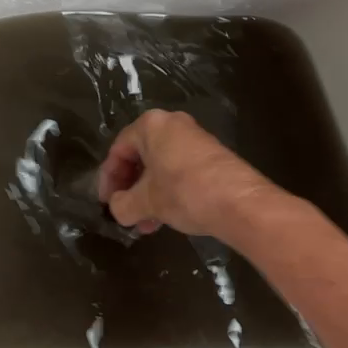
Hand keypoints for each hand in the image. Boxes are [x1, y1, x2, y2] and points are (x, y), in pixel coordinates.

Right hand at [97, 109, 280, 237]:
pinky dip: (169, 190)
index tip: (106, 203)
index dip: (109, 178)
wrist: (241, 203)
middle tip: (126, 213)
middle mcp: (172, 124)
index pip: (118, 149)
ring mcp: (194, 138)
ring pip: (161, 165)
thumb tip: (116, 210)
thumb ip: (123, 204)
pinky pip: (179, 169)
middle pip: (140, 156)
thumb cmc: (185, 192)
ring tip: (147, 223)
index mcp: (151, 125)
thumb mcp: (147, 201)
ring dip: (149, 194)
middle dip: (131, 188)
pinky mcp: (212, 156)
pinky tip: (168, 216)